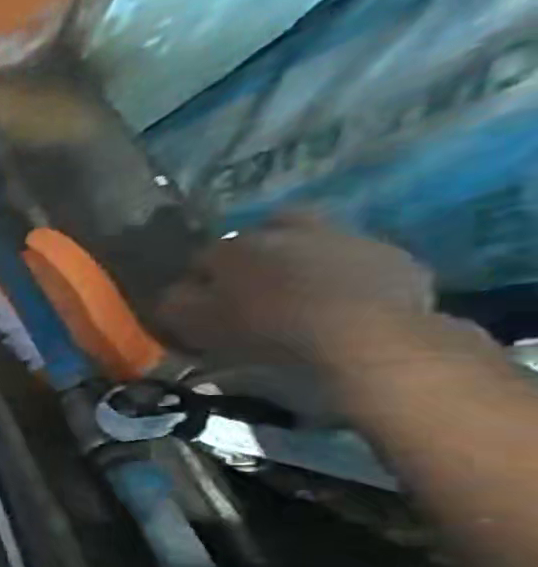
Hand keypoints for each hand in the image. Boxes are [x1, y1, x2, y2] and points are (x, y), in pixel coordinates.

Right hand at [157, 211, 435, 367]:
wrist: (361, 336)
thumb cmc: (262, 330)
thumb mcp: (193, 325)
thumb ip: (173, 304)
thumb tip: (174, 293)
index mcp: (234, 247)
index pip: (202, 258)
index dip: (199, 281)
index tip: (200, 306)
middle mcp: (288, 230)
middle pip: (264, 231)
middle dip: (255, 252)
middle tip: (252, 286)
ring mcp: (347, 238)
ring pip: (314, 241)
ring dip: (303, 260)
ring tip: (299, 296)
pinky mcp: (392, 257)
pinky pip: (357, 262)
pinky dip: (345, 278)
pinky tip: (340, 305)